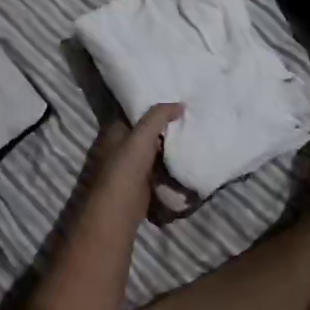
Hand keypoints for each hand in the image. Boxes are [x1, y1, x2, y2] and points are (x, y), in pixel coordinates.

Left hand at [85, 102, 183, 216]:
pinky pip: (159, 167)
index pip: (134, 110)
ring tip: (195, 133)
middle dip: (165, 125)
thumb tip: (180, 104)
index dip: (153, 103)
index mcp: (115, 130)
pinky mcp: (141, 182)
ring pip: (154, 149)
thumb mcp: (141, 137)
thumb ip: (158, 116)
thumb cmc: (125, 169)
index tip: (176, 98)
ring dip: (170, 145)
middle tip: (191, 116)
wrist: (118, 211)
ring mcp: (131, 165)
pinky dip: (170, 163)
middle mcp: (120, 145)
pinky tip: (188, 157)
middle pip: (146, 130)